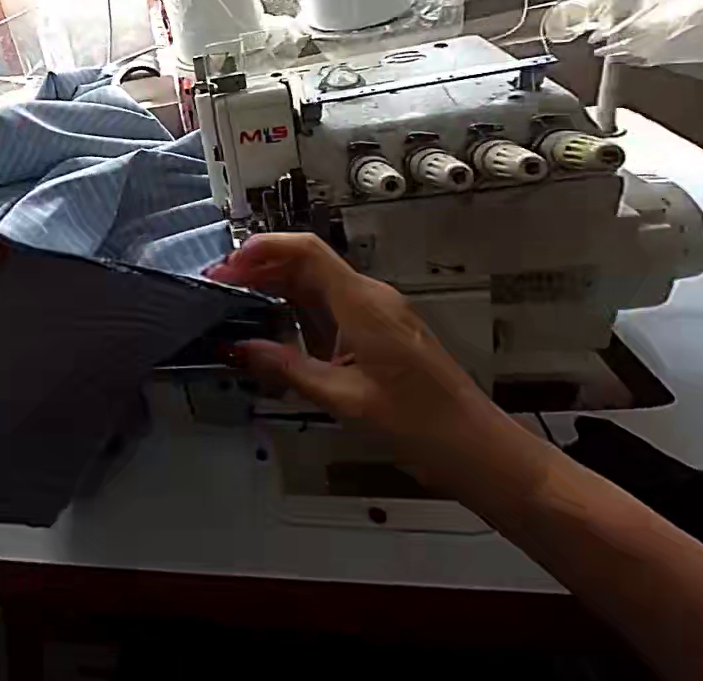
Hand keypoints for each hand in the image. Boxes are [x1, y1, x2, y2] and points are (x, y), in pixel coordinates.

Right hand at [206, 233, 519, 483]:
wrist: (485, 454)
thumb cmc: (422, 427)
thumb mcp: (343, 399)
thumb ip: (286, 367)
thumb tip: (237, 348)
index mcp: (363, 304)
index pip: (307, 251)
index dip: (262, 248)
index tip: (227, 265)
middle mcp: (369, 298)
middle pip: (304, 263)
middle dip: (256, 267)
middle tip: (217, 284)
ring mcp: (374, 312)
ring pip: (312, 282)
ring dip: (270, 285)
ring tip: (233, 299)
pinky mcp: (375, 329)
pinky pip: (325, 304)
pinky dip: (290, 305)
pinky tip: (269, 322)